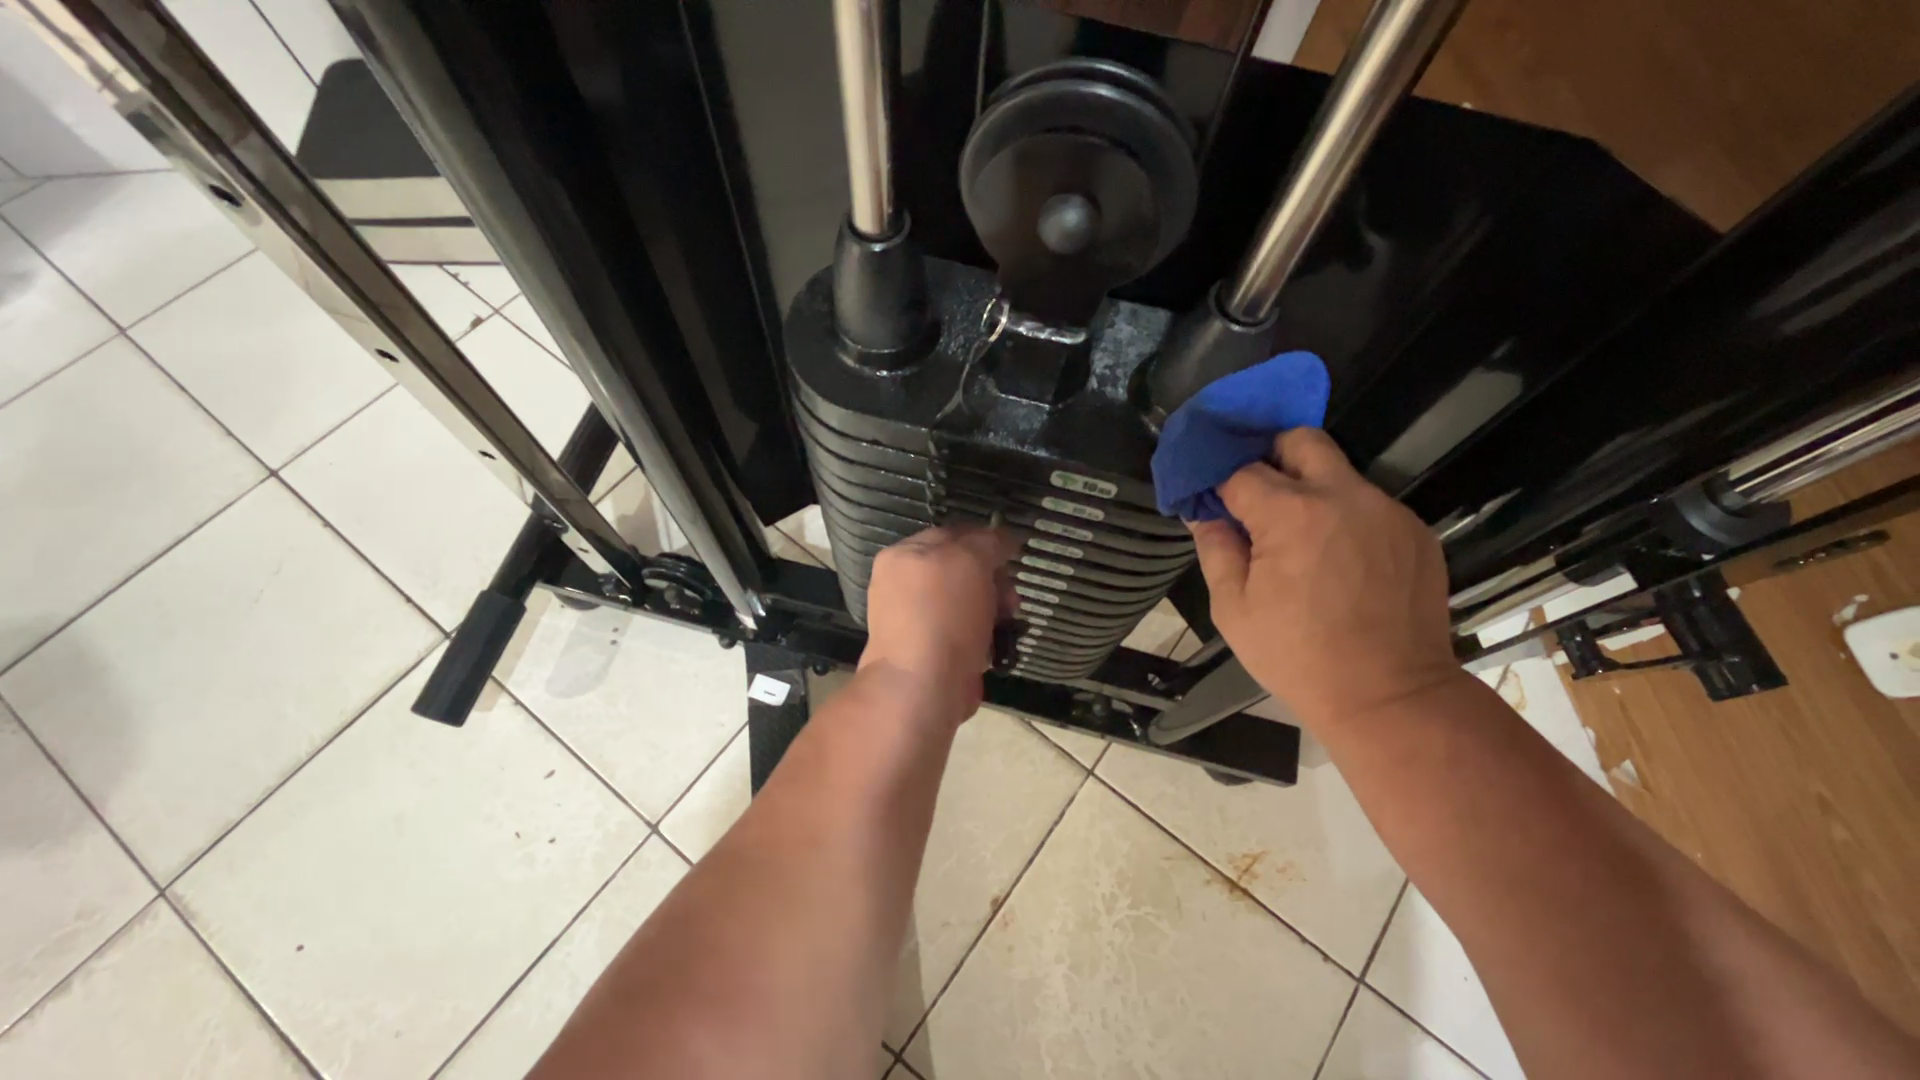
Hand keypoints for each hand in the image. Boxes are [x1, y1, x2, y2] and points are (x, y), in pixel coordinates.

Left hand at [859, 525, 1016, 725]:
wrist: (922, 686)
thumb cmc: (944, 614)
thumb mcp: (970, 561)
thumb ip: (988, 542)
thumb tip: (1003, 538)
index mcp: (903, 555)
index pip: (952, 535)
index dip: (986, 540)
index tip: (1015, 556)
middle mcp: (903, 585)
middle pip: (960, 571)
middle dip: (992, 581)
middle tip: (1011, 599)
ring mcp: (914, 621)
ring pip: (965, 603)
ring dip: (992, 610)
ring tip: (1006, 625)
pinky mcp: (929, 653)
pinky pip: (963, 634)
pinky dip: (981, 637)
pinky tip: (993, 647)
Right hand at [1188, 428, 1459, 726]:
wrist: (1390, 696)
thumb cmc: (1298, 656)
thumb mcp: (1234, 609)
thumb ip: (1215, 549)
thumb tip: (1205, 515)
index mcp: (1290, 513)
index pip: (1240, 469)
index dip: (1219, 483)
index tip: (1212, 501)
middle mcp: (1343, 495)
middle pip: (1300, 440)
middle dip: (1271, 457)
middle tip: (1258, 498)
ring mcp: (1387, 510)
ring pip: (1339, 474)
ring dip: (1313, 492)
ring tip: (1304, 544)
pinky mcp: (1416, 531)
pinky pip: (1371, 507)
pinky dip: (1348, 521)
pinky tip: (1343, 565)